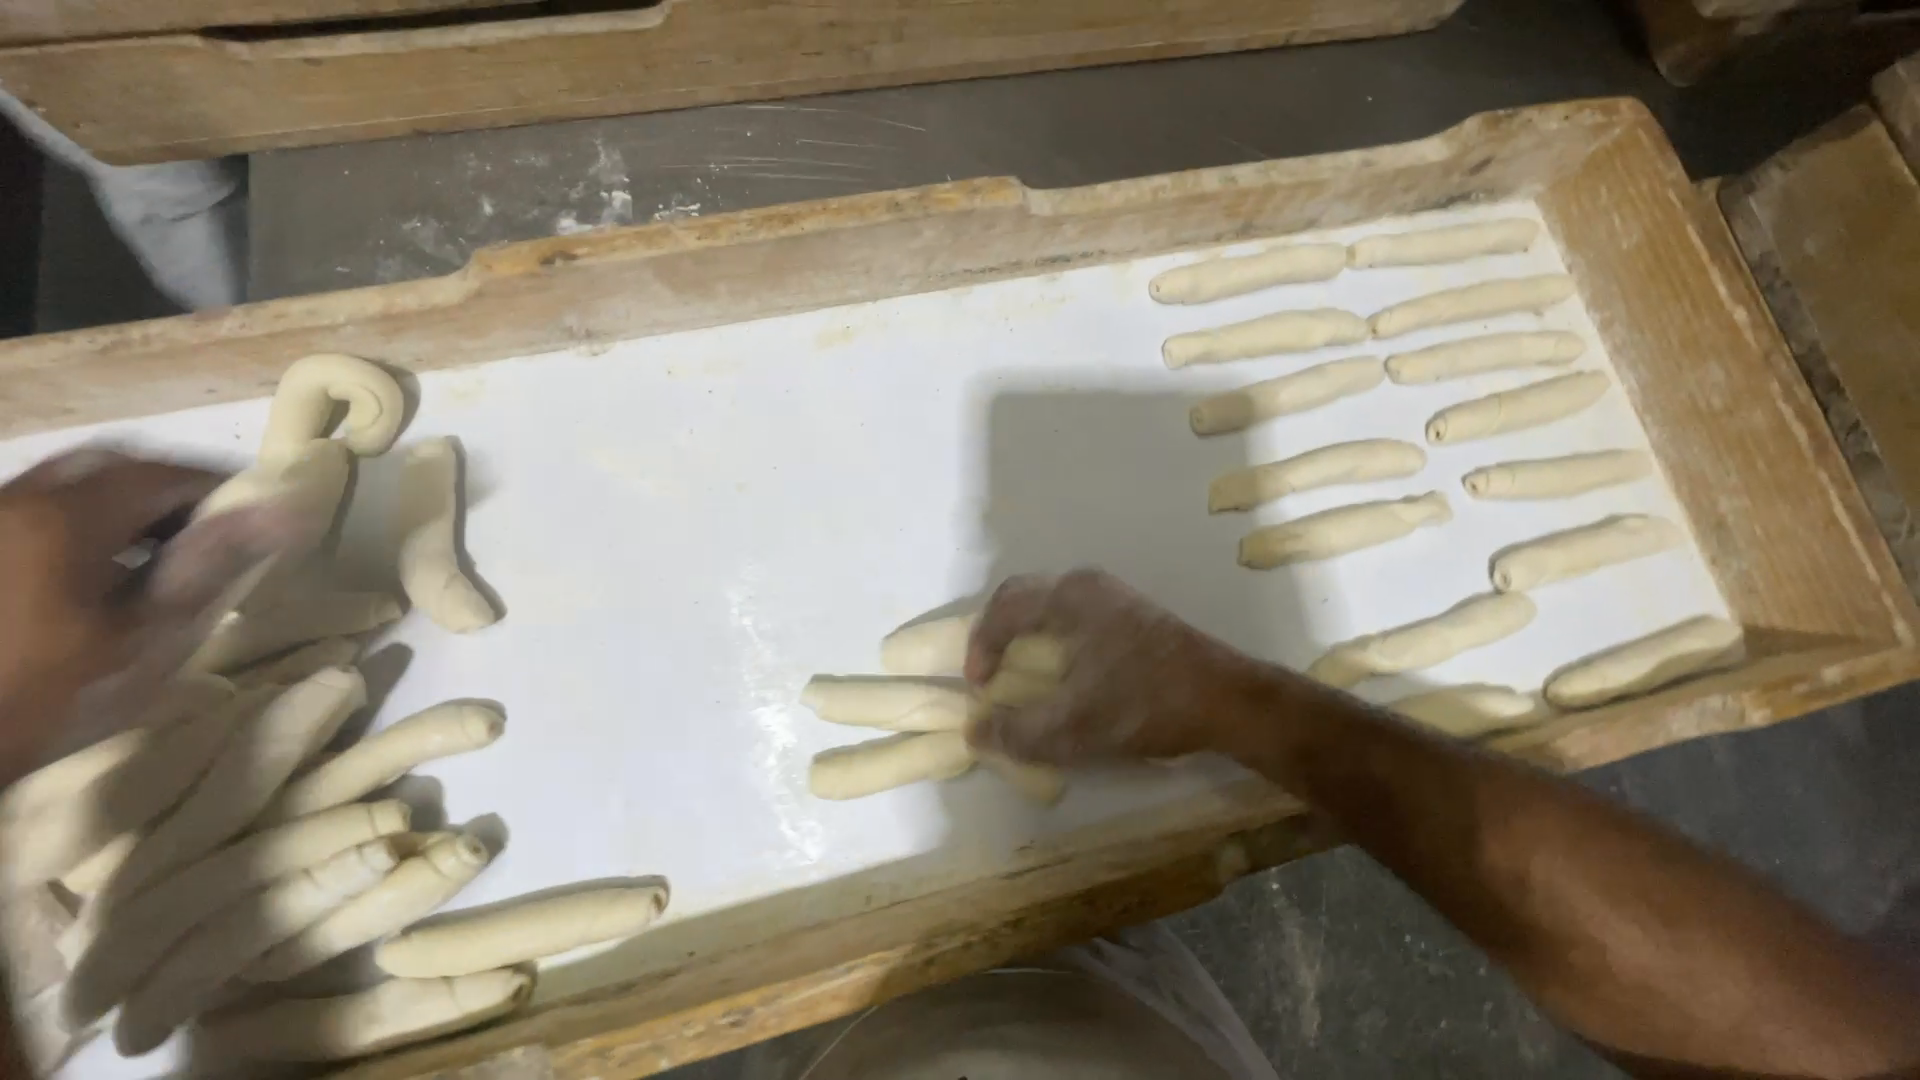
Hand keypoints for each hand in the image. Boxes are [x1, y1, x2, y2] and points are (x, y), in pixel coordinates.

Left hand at [0, 448, 311, 774]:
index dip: (222, 486)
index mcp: (66, 519)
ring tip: (165, 547)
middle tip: (214, 524)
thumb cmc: (51, 690)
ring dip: (126, 503)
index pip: (166, 475)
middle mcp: (16, 503)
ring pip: (68, 486)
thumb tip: (288, 512)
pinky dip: (85, 520)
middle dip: (170, 487)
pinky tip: (104, 565)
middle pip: (110, 466)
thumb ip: (214, 563)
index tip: (263, 515)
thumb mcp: (148, 633)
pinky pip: (37, 509)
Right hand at [963, 569, 1268, 765]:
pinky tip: (1060, 668)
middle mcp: (1085, 585)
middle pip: (1021, 597)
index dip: (979, 648)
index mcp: (1067, 598)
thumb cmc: (1144, 705)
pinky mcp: (1131, 612)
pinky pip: (1071, 612)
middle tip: (988, 672)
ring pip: (1047, 603)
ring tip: (1017, 671)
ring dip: (1023, 633)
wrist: (1226, 700)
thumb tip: (974, 732)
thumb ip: (1016, 731)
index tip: (978, 689)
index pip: (1002, 609)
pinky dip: (1050, 635)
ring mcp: (1112, 595)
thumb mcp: (1073, 728)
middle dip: (995, 633)